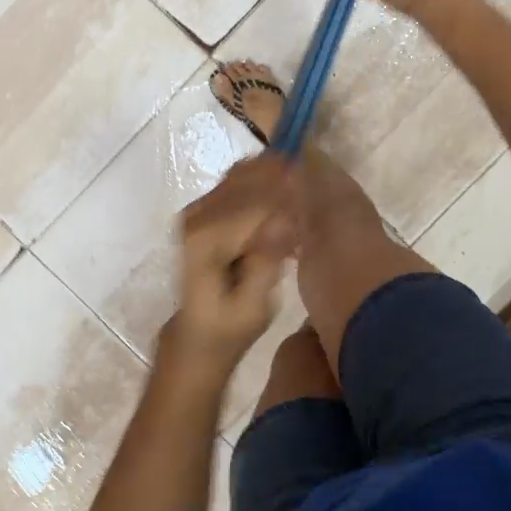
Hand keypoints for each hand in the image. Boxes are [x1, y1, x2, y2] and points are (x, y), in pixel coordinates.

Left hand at [165, 157, 297, 381]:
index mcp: (206, 241)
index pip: (255, 204)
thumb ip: (266, 261)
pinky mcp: (201, 209)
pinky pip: (235, 181)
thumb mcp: (254, 307)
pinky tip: (283, 194)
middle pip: (247, 180)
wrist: (195, 335)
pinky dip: (261, 181)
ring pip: (241, 174)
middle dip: (282, 177)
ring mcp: (195, 210)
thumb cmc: (229, 329)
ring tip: (302, 185)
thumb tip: (284, 219)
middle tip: (314, 181)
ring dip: (273, 176)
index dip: (288, 194)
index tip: (315, 191)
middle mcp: (196, 217)